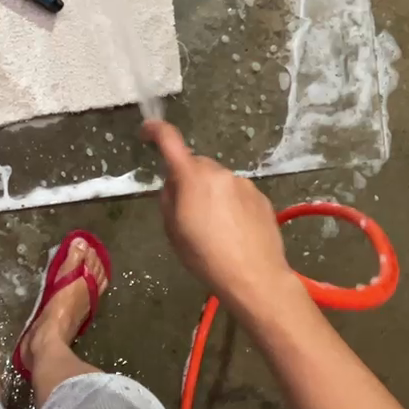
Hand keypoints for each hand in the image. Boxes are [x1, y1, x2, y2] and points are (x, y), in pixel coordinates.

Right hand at [141, 120, 298, 315]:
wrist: (255, 278)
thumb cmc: (205, 257)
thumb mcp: (173, 230)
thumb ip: (169, 198)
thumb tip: (174, 185)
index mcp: (192, 177)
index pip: (170, 140)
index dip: (155, 130)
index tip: (146, 132)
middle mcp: (219, 173)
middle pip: (196, 165)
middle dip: (187, 178)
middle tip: (186, 209)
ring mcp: (243, 184)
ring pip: (217, 180)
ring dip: (210, 193)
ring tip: (213, 226)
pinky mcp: (261, 197)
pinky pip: (237, 193)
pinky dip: (230, 204)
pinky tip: (233, 230)